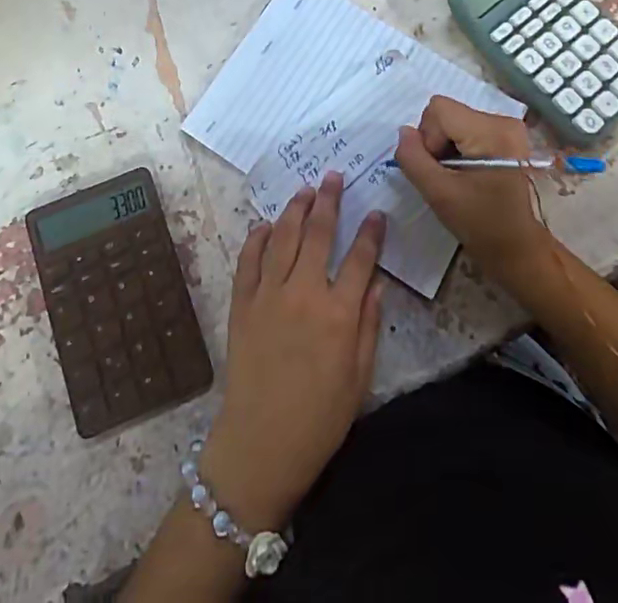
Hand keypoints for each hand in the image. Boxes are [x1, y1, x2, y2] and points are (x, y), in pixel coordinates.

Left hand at [202, 173, 384, 530]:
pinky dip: (256, 239)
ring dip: (294, 211)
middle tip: (333, 177)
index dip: (371, 233)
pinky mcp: (241, 304)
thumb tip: (375, 282)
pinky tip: (264, 225)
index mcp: (339, 313)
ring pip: (282, 239)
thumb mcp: (360, 377)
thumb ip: (369, 325)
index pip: (359, 259)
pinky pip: (248, 262)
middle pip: (318, 235)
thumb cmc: (320, 418)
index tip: (376, 212)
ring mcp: (268, 295)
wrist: (262, 441)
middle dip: (328, 202)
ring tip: (304, 189)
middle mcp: (303, 294)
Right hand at [392, 96, 548, 283]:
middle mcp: (504, 121)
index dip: (428, 137)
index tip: (439, 168)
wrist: (516, 246)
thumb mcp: (437, 193)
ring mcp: (507, 128)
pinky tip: (465, 173)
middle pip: (446, 113)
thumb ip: (413, 158)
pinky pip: (465, 129)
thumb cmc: (479, 223)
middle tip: (446, 175)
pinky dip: (456, 148)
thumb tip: (404, 131)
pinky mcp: (505, 137)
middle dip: (435, 142)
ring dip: (444, 146)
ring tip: (456, 176)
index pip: (438, 110)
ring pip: (453, 121)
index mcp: (492, 131)